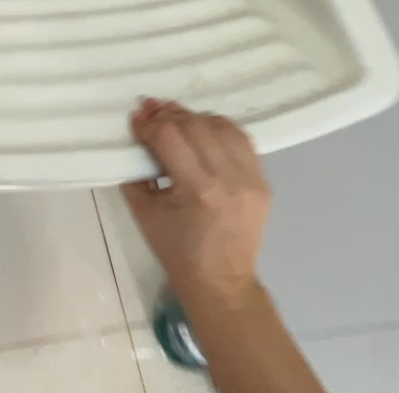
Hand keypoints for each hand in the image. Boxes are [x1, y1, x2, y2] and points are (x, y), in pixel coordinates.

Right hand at [122, 98, 270, 301]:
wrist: (222, 282)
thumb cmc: (176, 250)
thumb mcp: (143, 210)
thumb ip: (136, 169)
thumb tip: (137, 131)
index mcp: (198, 190)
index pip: (170, 136)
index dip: (149, 124)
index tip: (136, 122)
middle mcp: (229, 179)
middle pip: (194, 124)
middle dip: (167, 116)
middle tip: (151, 116)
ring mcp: (251, 179)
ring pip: (220, 125)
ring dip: (193, 119)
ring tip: (176, 123)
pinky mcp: (263, 182)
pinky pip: (241, 139)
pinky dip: (219, 129)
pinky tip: (203, 132)